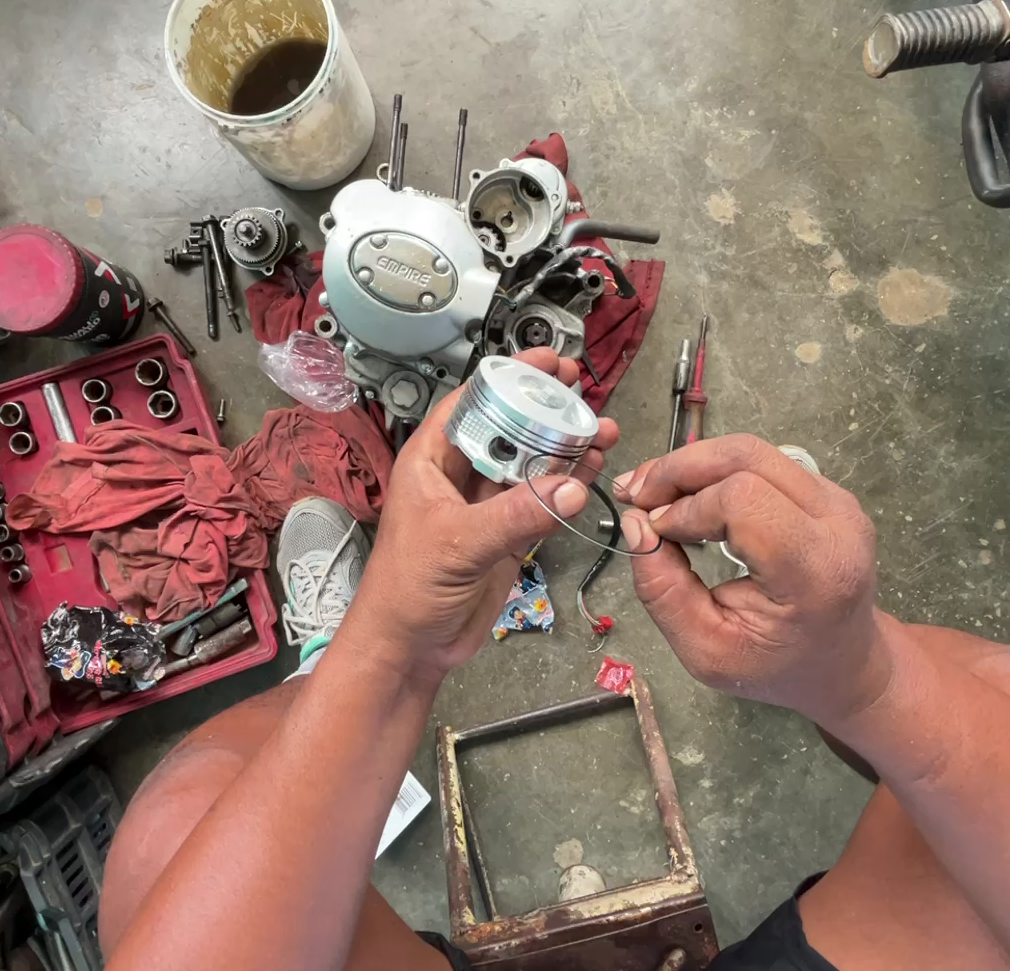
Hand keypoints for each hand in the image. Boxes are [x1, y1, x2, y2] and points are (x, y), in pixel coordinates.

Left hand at [334, 349, 620, 681]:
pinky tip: (591, 472)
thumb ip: (516, 514)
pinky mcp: (505, 534)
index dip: (509, 379)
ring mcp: (485, 504)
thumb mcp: (458, 542)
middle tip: (583, 392)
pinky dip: (566, 487)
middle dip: (545, 410)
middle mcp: (460, 474)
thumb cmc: (409, 585)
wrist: (410, 645)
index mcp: (432, 459)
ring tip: (601, 433)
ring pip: (529, 464)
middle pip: (509, 428)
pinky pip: (540, 500)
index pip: (473, 403)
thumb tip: (572, 486)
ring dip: (564, 448)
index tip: (548, 363)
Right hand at [615, 434, 889, 722]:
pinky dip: (710, 469)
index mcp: (815, 572)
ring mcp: (836, 499)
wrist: (843, 663)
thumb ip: (663, 591)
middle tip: (635, 495)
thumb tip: (635, 524)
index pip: (743, 500)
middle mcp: (836, 523)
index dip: (686, 508)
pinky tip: (684, 495)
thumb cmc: (775, 666)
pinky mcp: (825, 489)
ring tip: (651, 493)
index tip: (654, 534)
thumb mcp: (705, 651)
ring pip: (748, 449)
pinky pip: (757, 460)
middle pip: (744, 456)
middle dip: (677, 469)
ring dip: (689, 464)